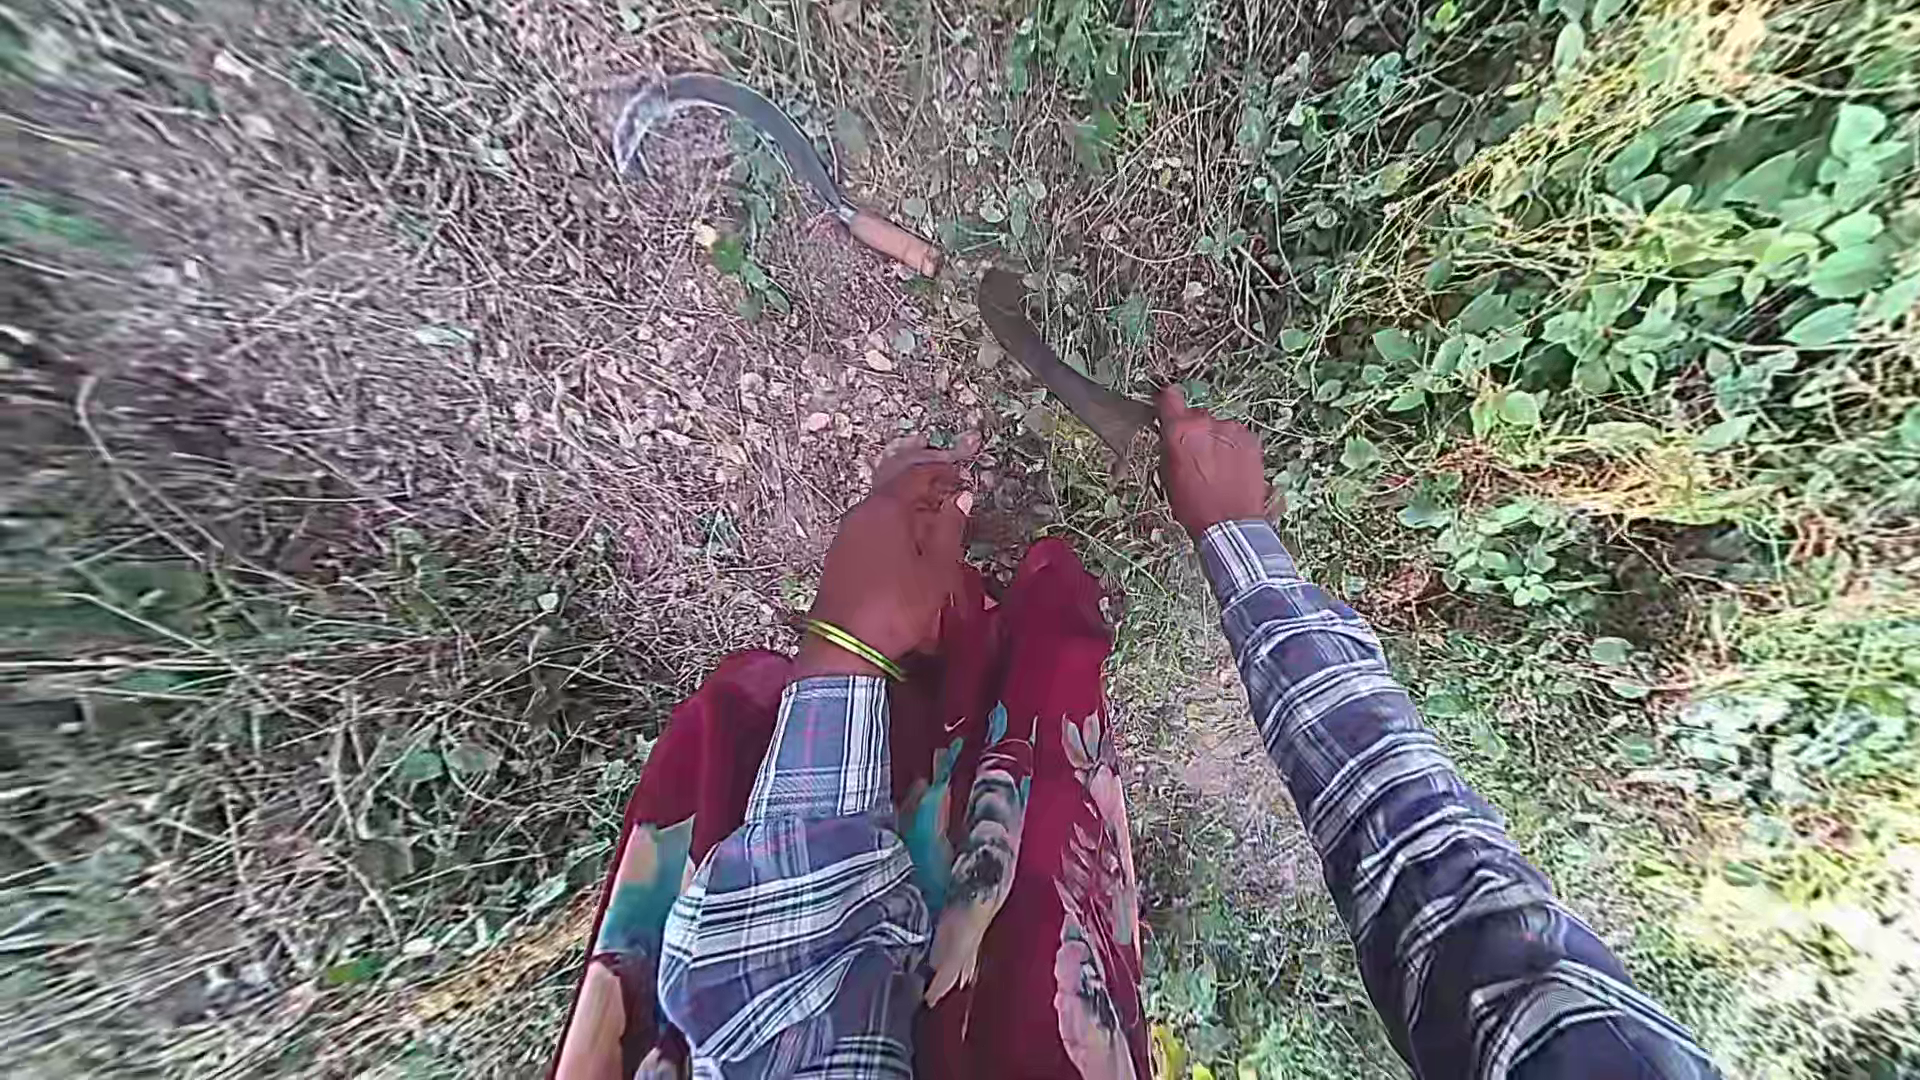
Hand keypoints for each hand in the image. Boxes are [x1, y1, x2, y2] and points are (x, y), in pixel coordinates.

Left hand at [794, 433, 979, 678]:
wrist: (845, 646)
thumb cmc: (897, 607)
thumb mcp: (936, 569)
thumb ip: (950, 528)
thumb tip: (960, 499)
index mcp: (885, 510)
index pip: (915, 475)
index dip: (941, 472)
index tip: (959, 475)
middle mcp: (860, 515)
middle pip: (896, 492)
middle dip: (925, 494)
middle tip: (950, 500)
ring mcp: (845, 536)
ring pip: (882, 513)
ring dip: (909, 515)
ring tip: (933, 529)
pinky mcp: (839, 558)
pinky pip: (870, 531)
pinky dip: (892, 532)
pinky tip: (907, 551)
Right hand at [1156, 386, 1270, 538]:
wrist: (1230, 524)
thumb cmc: (1193, 505)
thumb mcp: (1167, 476)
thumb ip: (1169, 447)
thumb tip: (1170, 435)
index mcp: (1180, 430)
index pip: (1169, 398)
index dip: (1167, 401)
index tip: (1166, 404)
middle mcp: (1207, 423)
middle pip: (1196, 417)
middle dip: (1193, 431)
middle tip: (1193, 456)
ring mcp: (1232, 430)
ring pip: (1217, 428)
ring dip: (1214, 440)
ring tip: (1215, 468)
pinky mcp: (1251, 440)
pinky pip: (1236, 437)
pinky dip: (1231, 448)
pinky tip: (1229, 470)